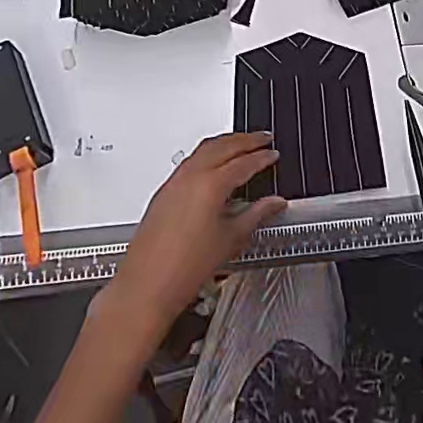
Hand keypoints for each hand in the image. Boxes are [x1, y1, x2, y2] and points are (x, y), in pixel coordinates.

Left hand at [104, 132, 286, 336]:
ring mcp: (174, 182)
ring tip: (241, 144)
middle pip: (222, 146)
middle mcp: (190, 177)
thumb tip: (273, 204)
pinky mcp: (164, 191)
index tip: (273, 154)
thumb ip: (257, 214)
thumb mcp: (231, 239)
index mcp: (210, 185)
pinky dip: (207, 154)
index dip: (262, 157)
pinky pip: (189, 161)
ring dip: (225, 143)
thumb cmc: (183, 268)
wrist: (148, 284)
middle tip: (262, 138)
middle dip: (245, 140)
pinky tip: (214, 164)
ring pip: (203, 149)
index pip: (243, 162)